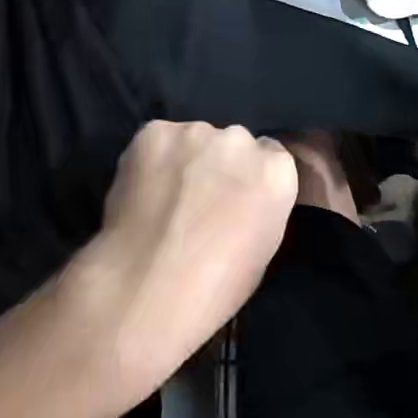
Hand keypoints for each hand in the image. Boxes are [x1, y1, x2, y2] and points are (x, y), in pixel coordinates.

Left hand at [63, 121, 296, 390]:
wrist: (147, 285)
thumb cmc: (213, 287)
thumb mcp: (261, 249)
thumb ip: (258, 206)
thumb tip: (241, 196)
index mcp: (275, 171)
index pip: (270, 155)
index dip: (249, 177)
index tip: (234, 197)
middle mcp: (239, 140)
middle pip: (232, 142)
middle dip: (219, 163)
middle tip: (197, 199)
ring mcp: (195, 132)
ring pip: (193, 139)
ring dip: (185, 159)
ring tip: (164, 197)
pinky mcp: (154, 131)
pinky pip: (158, 139)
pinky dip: (152, 158)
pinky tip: (142, 188)